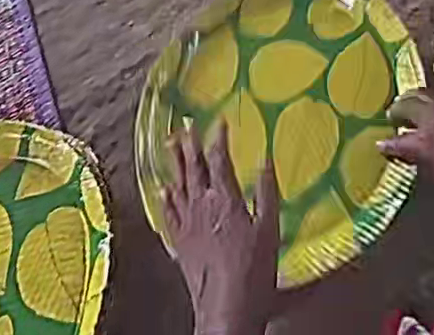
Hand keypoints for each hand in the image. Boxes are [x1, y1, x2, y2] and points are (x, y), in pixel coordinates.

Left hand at [163, 127, 280, 334]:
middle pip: (194, 169)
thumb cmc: (253, 271)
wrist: (226, 313)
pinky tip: (163, 189)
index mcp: (225, 199)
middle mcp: (202, 207)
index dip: (218, 138)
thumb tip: (265, 158)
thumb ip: (267, 191)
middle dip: (190, 144)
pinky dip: (166, 199)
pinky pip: (169, 215)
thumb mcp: (270, 228)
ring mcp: (187, 226)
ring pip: (178, 186)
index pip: (220, 160)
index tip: (219, 121)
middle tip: (185, 125)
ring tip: (170, 144)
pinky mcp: (180, 244)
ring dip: (175, 164)